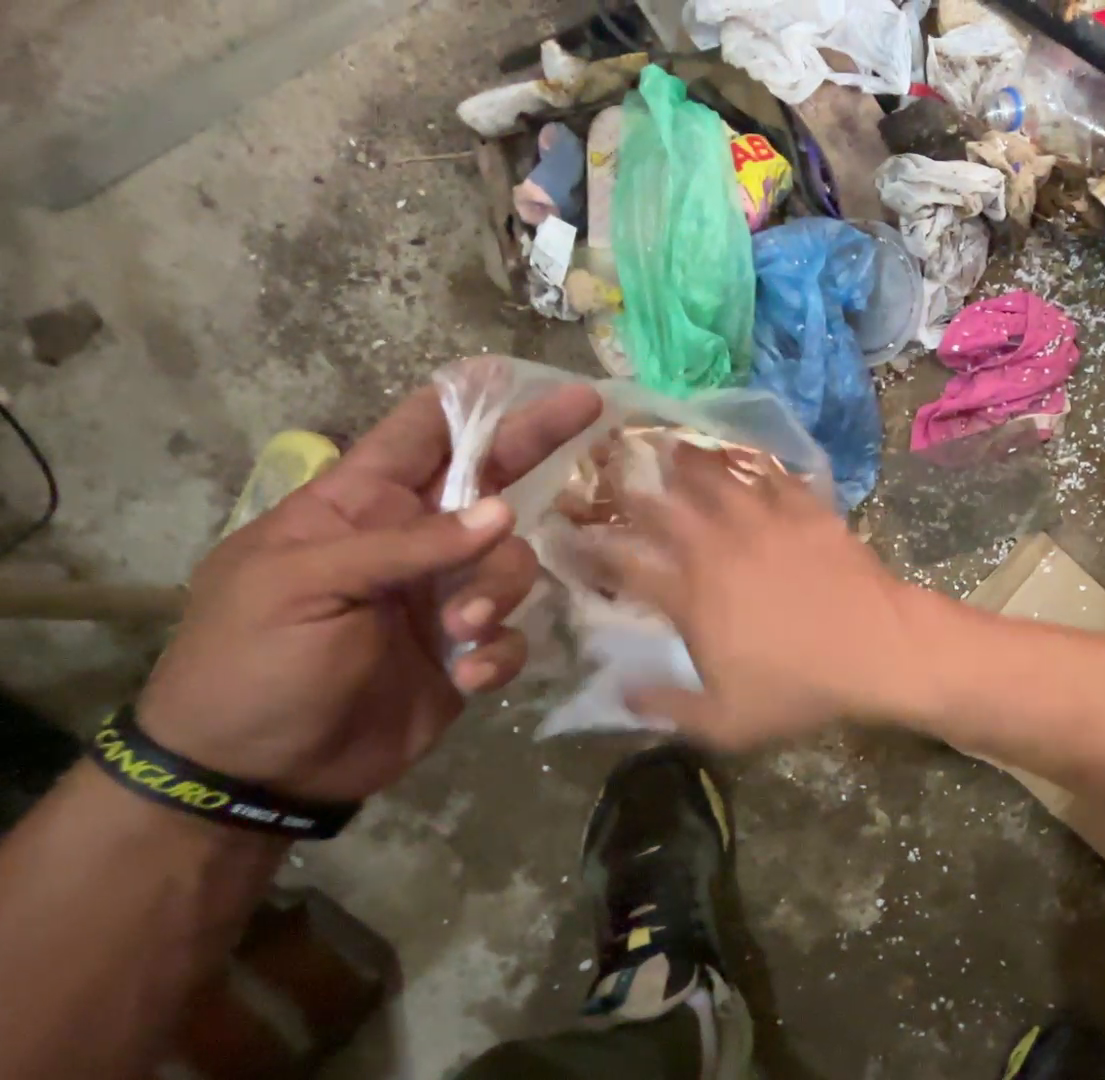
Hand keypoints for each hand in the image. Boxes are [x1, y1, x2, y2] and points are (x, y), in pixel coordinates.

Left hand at [135, 380, 602, 802]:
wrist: (260, 771)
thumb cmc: (252, 662)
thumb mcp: (304, 586)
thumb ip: (406, 544)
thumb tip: (500, 514)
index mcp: (358, 507)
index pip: (416, 436)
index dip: (465, 401)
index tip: (514, 370)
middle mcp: (415, 541)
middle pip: (490, 481)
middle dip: (537, 444)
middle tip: (589, 409)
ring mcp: (445, 595)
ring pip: (513, 563)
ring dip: (498, 593)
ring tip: (463, 631)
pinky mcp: (471, 649)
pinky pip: (515, 632)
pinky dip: (500, 651)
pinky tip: (470, 676)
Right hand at [601, 454, 933, 749]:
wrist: (876, 648)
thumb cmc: (800, 690)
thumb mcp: (726, 722)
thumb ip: (668, 708)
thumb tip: (622, 693)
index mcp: (691, 597)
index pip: (627, 566)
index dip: (594, 549)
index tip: (573, 537)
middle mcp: (719, 550)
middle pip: (665, 511)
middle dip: (633, 491)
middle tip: (615, 471)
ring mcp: (766, 524)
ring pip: (718, 482)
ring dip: (691, 463)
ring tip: (674, 447)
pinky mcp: (809, 513)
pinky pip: (776, 479)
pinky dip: (758, 466)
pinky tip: (751, 458)